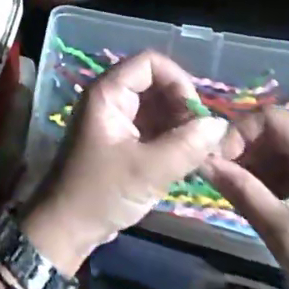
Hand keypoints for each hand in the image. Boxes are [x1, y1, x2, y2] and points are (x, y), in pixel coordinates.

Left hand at [23, 51, 233, 271]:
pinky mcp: (121, 139)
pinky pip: (151, 125)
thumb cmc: (101, 192)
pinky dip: (171, 136)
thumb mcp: (149, 170)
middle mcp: (110, 98)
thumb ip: (187, 145)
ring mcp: (115, 118)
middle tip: (201, 137)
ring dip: (179, 123)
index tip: (195, 114)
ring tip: (198, 150)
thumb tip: (220, 125)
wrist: (67, 225)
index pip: (149, 62)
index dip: (177, 81)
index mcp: (108, 93)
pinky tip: (187, 158)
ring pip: (156, 105)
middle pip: (155, 82)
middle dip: (181, 104)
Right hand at [202, 109, 288, 288]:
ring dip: (264, 169)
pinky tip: (271, 211)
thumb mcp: (288, 239)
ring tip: (243, 198)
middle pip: (286, 135)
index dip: (240, 133)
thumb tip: (204, 162)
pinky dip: (283, 186)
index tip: (219, 164)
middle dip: (250, 151)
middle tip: (225, 182)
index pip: (276, 119)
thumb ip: (245, 193)